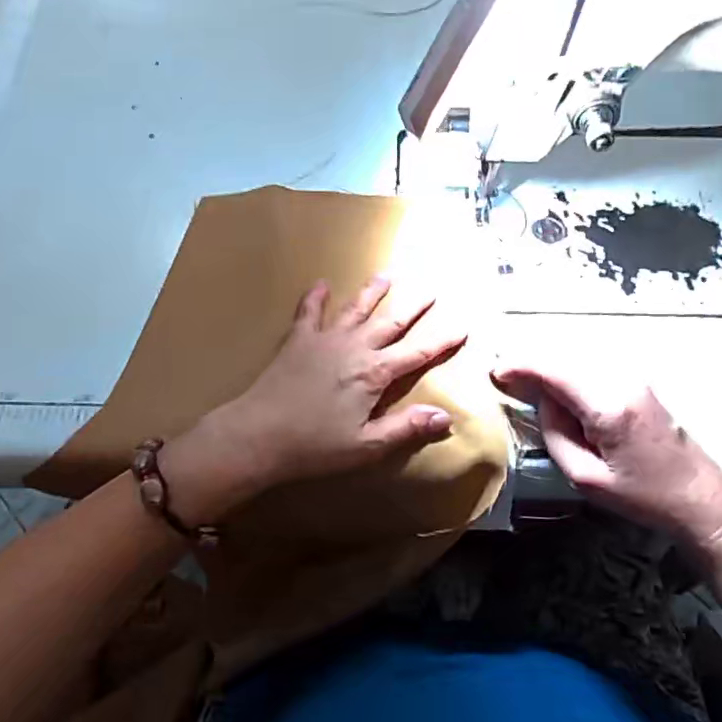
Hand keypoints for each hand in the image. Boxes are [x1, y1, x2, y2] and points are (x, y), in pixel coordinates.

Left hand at [164, 277, 465, 516]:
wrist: (259, 434)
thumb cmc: (316, 446)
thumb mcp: (367, 445)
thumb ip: (405, 428)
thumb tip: (446, 416)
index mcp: (375, 374)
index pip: (417, 354)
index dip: (442, 342)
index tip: (462, 327)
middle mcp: (355, 348)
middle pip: (391, 323)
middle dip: (414, 307)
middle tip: (430, 290)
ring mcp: (325, 340)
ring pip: (356, 309)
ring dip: (373, 292)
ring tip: (387, 275)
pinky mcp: (297, 340)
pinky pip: (309, 312)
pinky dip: (315, 297)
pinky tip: (322, 284)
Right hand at [491, 364, 721, 563]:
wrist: (701, 496)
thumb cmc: (645, 496)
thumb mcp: (587, 479)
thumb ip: (556, 436)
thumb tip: (545, 403)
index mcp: (608, 406)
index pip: (555, 370)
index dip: (521, 366)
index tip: (496, 372)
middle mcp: (623, 381)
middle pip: (565, 356)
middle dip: (532, 363)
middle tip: (505, 376)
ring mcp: (635, 378)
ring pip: (578, 357)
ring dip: (551, 366)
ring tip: (526, 382)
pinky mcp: (639, 383)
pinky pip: (593, 366)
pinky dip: (569, 370)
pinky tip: (557, 388)